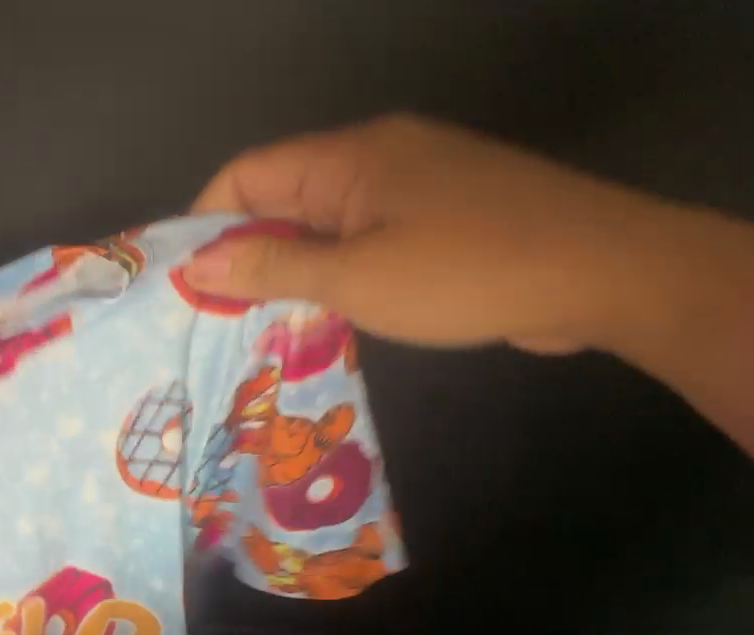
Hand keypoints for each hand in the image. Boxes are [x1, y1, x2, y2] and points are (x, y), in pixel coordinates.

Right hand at [185, 114, 724, 357]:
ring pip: (315, 221)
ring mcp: (409, 184)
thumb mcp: (351, 277)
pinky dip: (325, 270)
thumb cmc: (464, 272)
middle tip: (212, 312)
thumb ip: (267, 268)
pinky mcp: (435, 213)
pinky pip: (354, 235)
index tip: (185, 281)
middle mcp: (375, 157)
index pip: (245, 175)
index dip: (204, 223)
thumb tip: (194, 265)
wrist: (607, 275)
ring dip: (282, 267)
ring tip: (255, 321)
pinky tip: (314, 313)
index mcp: (350, 157)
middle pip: (276, 197)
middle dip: (239, 252)